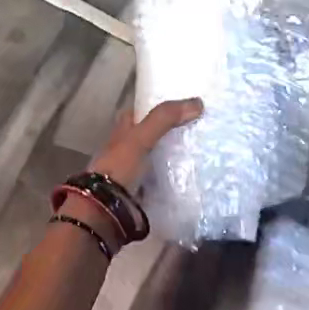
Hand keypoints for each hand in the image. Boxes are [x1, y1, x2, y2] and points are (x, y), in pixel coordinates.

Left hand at [87, 97, 202, 185]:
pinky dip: (173, 178)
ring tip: (202, 153)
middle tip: (199, 130)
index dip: (157, 107)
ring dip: (174, 156)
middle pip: (151, 136)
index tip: (183, 106)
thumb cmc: (119, 166)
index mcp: (122, 132)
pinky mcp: (141, 192)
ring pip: (157, 158)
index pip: (140, 113)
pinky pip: (161, 180)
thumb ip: (164, 118)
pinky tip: (191, 177)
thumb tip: (198, 103)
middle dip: (170, 133)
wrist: (107, 206)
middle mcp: (126, 149)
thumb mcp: (141, 137)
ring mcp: (133, 172)